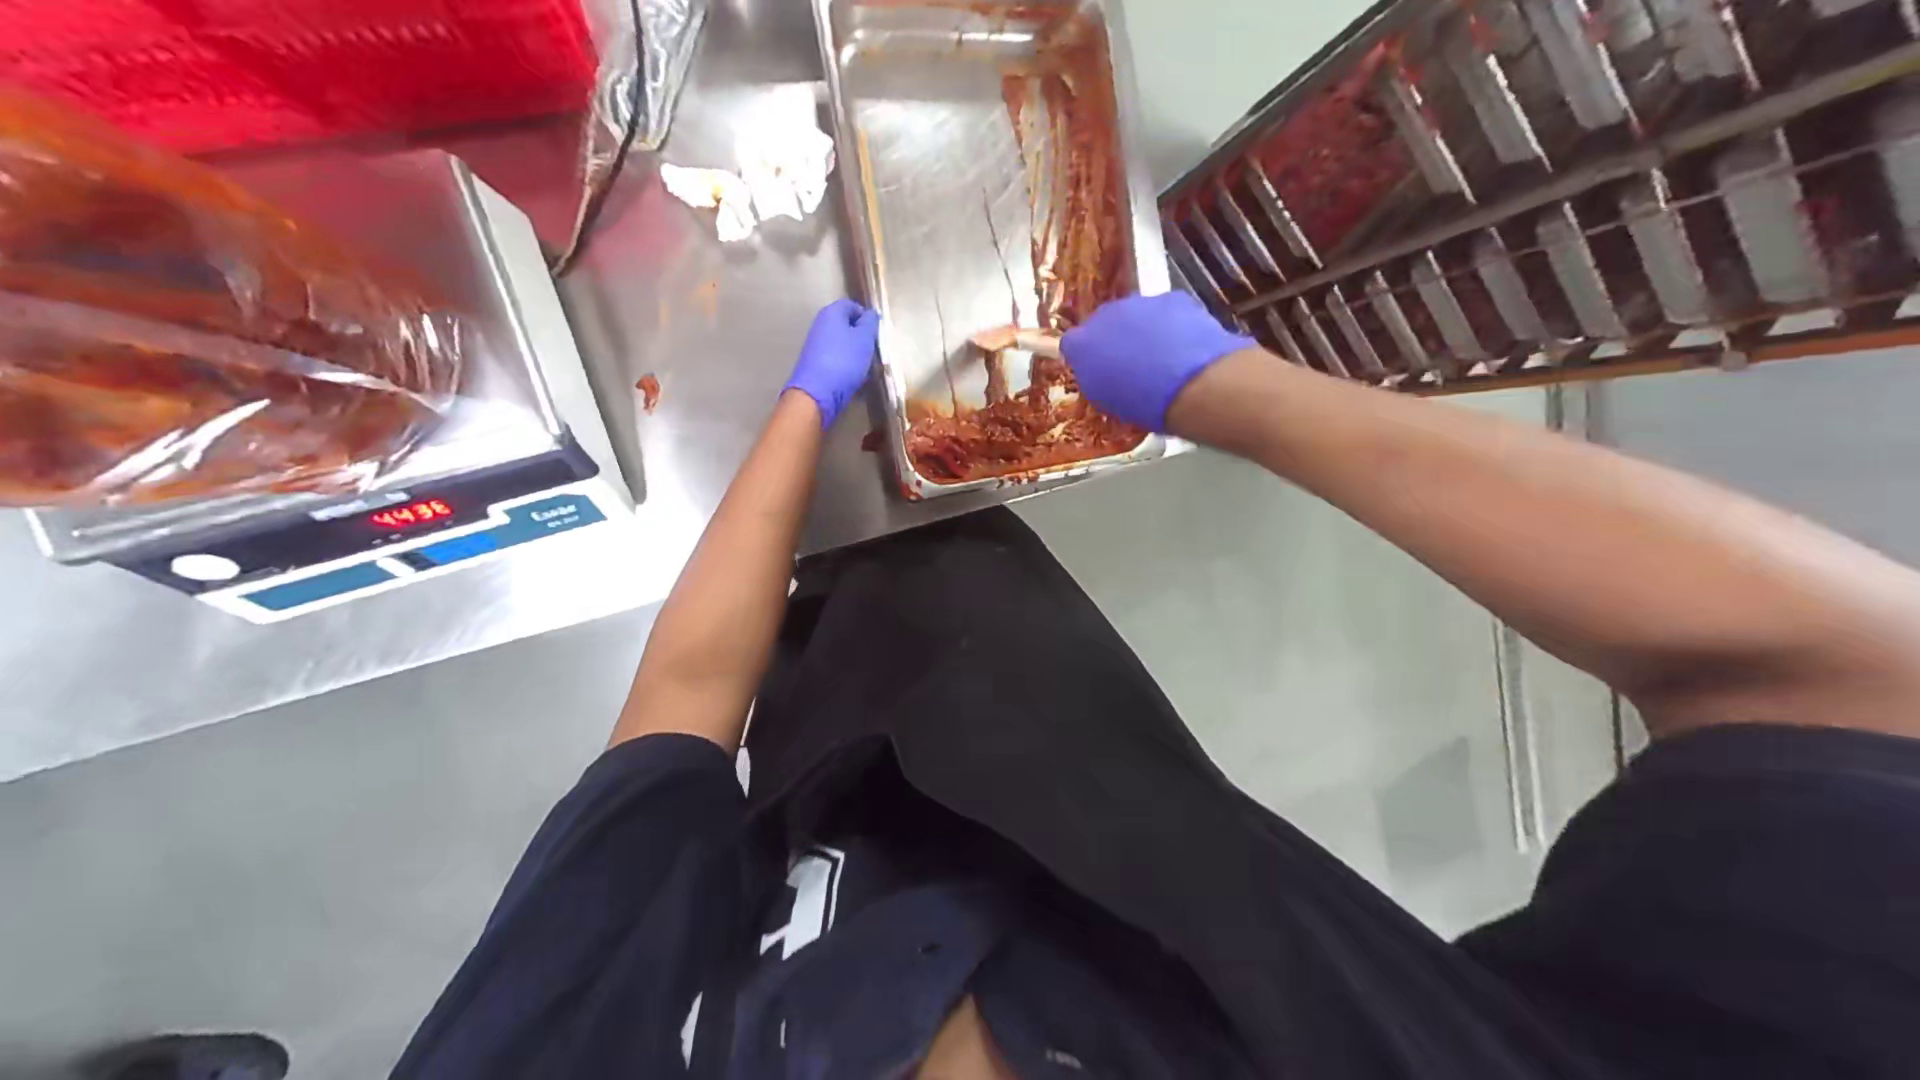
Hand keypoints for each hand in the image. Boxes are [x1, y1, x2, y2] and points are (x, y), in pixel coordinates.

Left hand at [786, 298, 879, 427]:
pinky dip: (847, 366)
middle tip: (874, 349)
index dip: (866, 316)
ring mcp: (816, 346)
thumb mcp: (864, 339)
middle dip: (862, 337)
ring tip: (867, 367)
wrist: (817, 393)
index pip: (851, 305)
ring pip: (842, 344)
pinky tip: (855, 379)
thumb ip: (870, 323)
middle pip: (846, 326)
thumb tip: (871, 314)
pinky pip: (836, 360)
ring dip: (856, 354)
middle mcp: (820, 326)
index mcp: (831, 313)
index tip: (876, 331)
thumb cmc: (845, 361)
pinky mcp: (816, 365)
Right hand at [1060, 292, 1256, 431]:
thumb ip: (1098, 379)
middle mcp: (1105, 316)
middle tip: (1131, 367)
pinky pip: (1167, 311)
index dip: (1084, 356)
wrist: (1192, 384)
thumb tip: (1101, 372)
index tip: (1096, 369)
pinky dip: (1172, 325)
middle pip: (1105, 324)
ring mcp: (1141, 303)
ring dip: (1144, 331)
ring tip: (1162, 360)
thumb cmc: (1141, 403)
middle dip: (1115, 340)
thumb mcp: (1108, 400)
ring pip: (1136, 315)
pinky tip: (1184, 347)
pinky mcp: (1174, 298)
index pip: (1071, 343)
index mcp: (1081, 345)